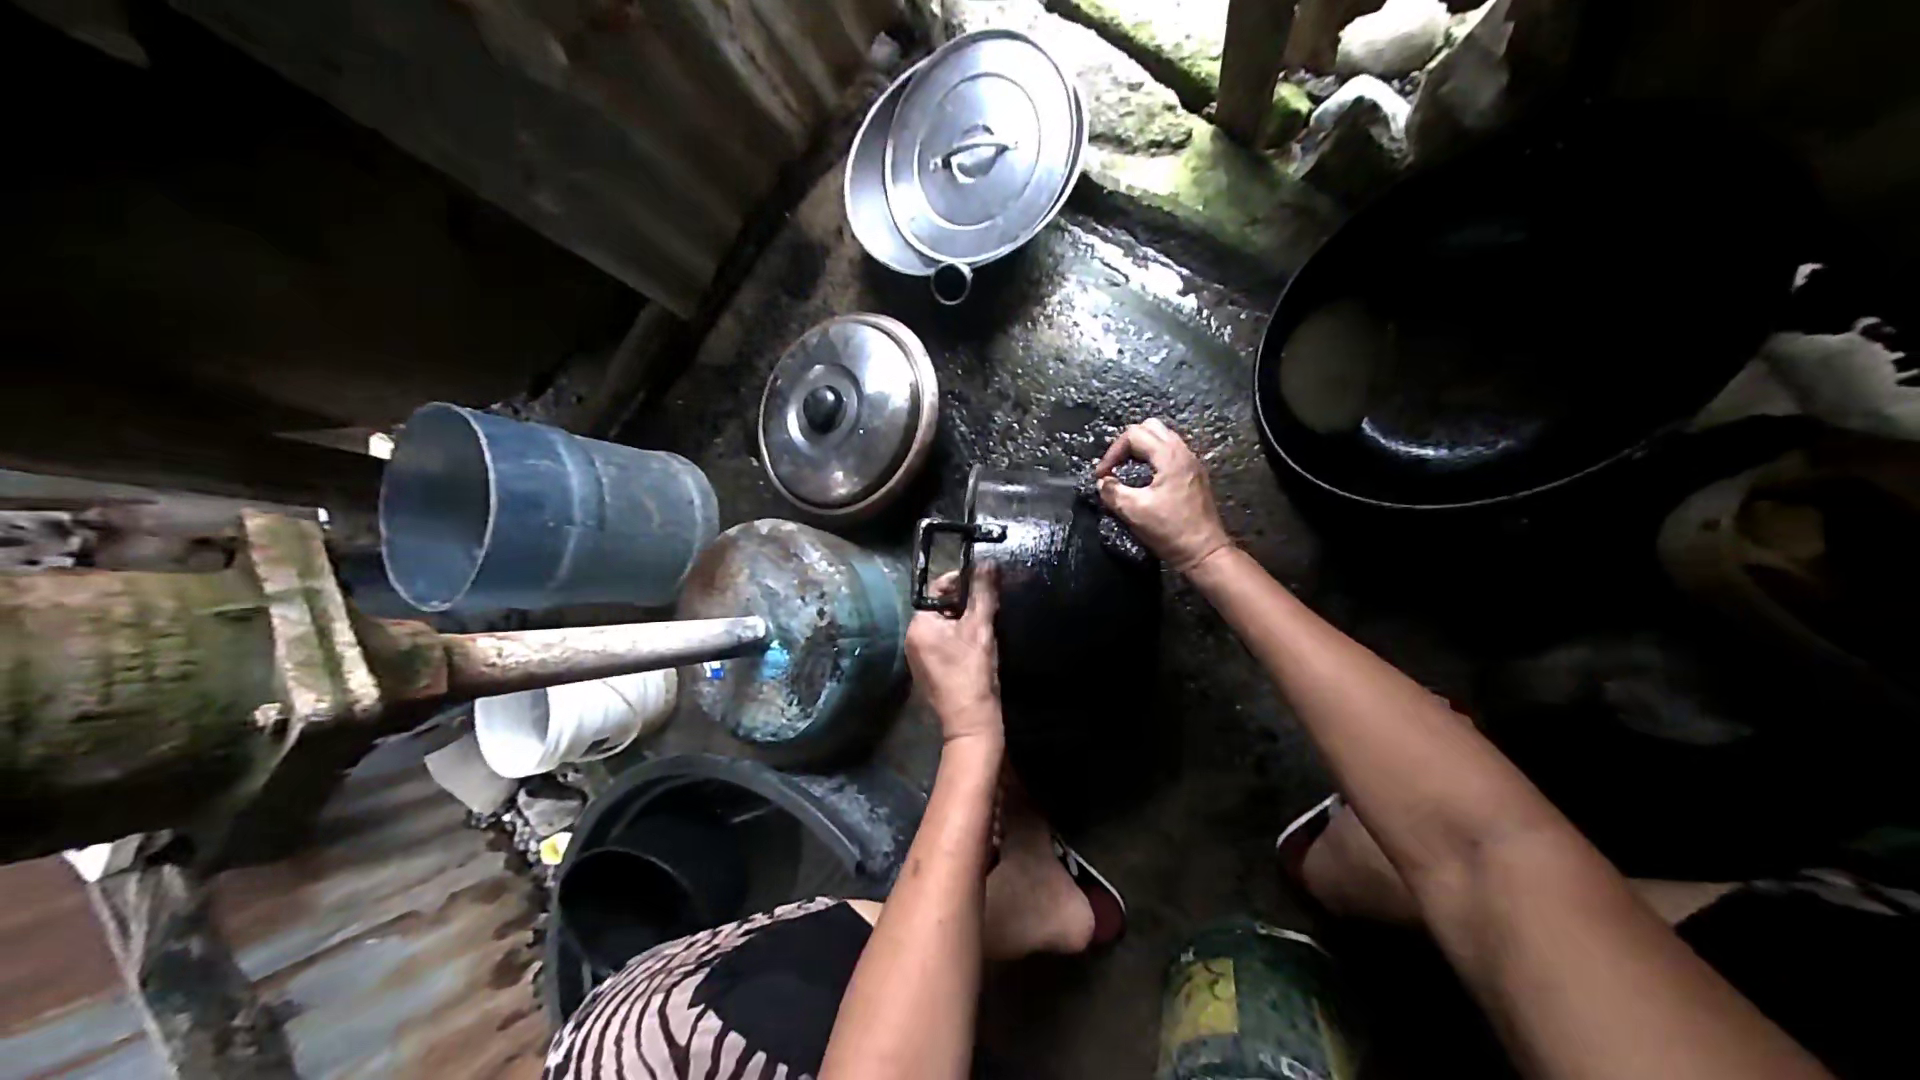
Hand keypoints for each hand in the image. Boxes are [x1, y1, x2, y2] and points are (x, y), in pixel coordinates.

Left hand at [905, 567, 1002, 743]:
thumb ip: (983, 592)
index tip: (985, 583)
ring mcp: (921, 657)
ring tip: (989, 622)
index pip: (937, 589)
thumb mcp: (980, 628)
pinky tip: (981, 644)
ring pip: (946, 626)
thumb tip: (988, 562)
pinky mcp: (932, 671)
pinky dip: (963, 639)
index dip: (962, 581)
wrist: (971, 723)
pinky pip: (946, 644)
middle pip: (942, 607)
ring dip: (966, 621)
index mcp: (918, 625)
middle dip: (966, 603)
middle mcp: (913, 639)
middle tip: (991, 604)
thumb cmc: (973, 672)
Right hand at [1095, 418, 1232, 573]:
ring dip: (1140, 451)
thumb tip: (1103, 482)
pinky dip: (1152, 458)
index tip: (1102, 476)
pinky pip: (1170, 453)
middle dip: (1127, 444)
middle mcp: (1183, 452)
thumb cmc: (1169, 530)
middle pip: (1150, 428)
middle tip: (1115, 466)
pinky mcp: (1193, 475)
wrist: (1204, 551)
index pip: (1134, 435)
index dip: (1112, 452)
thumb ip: (1112, 491)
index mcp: (1169, 456)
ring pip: (1162, 439)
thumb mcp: (1133, 511)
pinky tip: (1144, 479)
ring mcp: (1191, 463)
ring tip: (1126, 471)